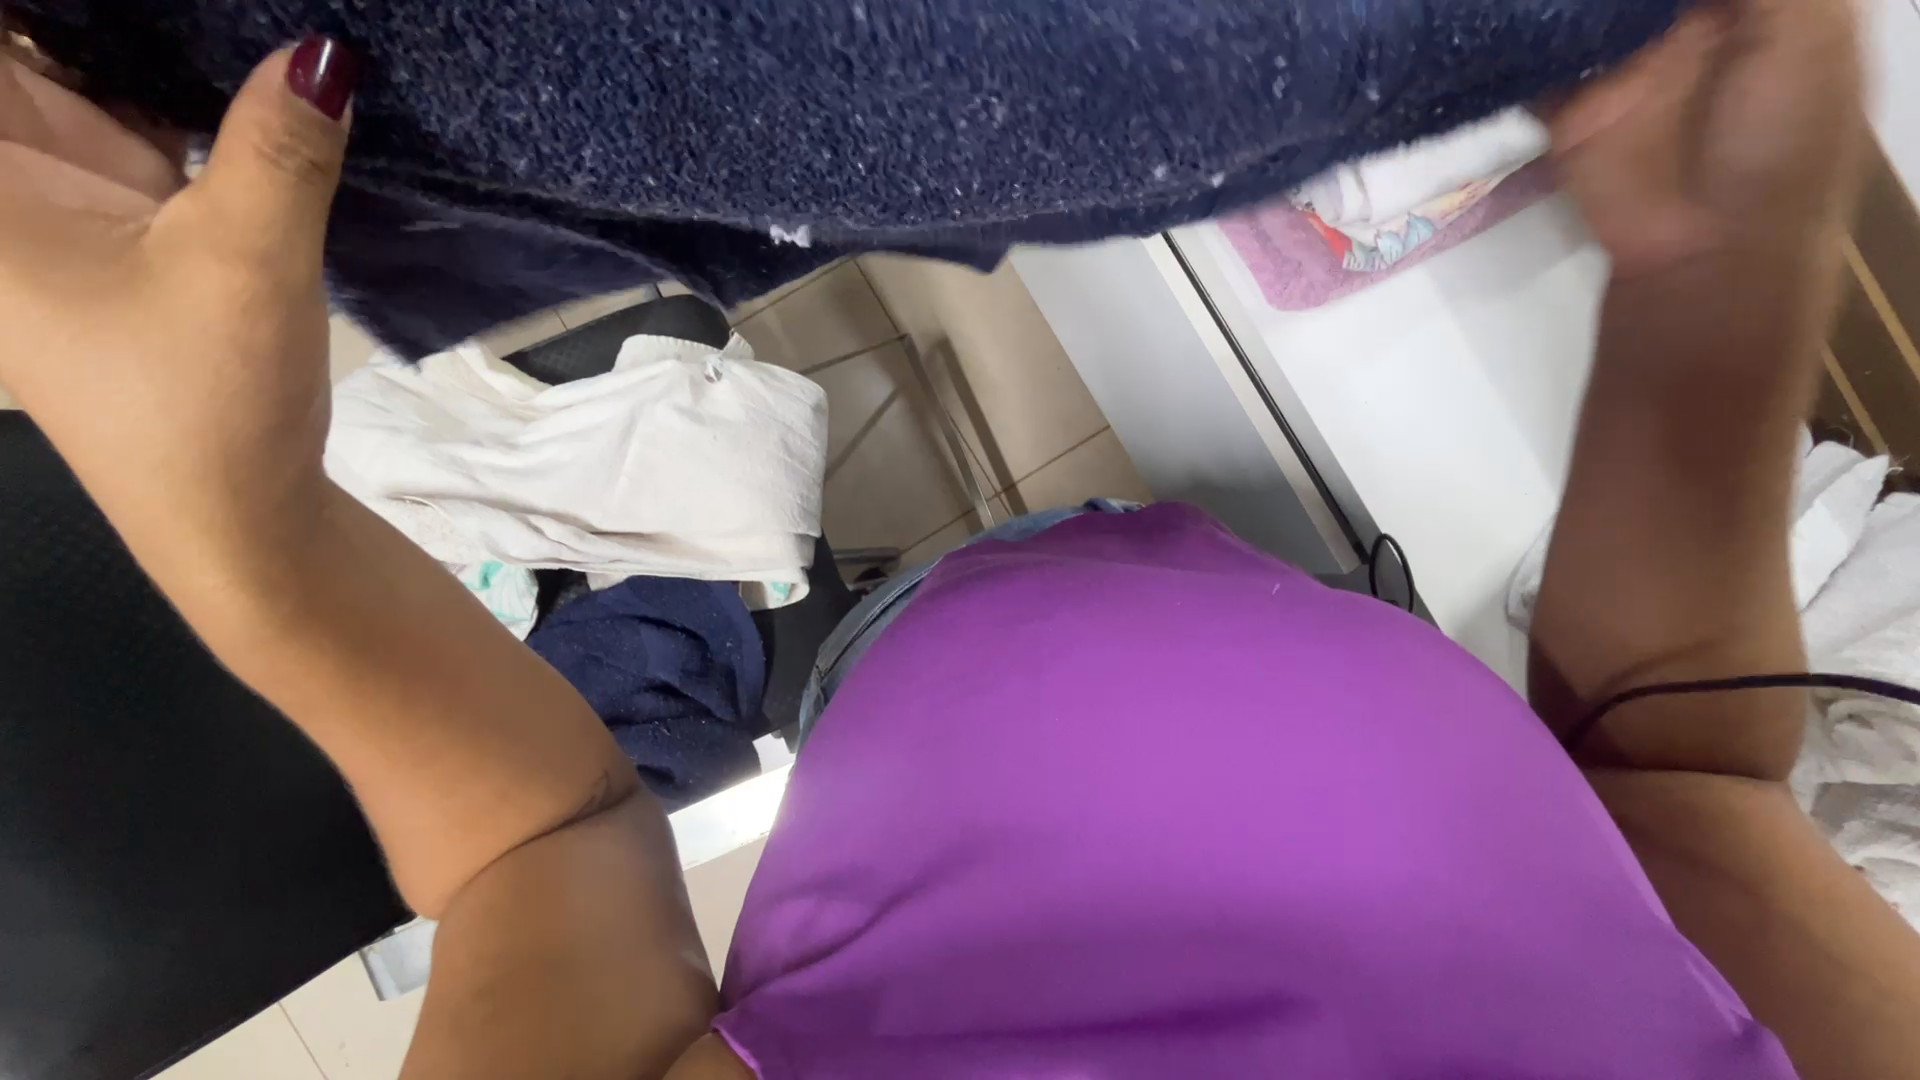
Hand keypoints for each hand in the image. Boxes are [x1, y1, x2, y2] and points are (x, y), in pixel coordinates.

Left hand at [0, 37, 360, 594]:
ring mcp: (61, 180)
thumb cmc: (201, 397)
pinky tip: (255, 73)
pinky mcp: (127, 211)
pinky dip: (195, 92)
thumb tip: (326, 55)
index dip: (75, 16)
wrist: (233, 504)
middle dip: (133, 20)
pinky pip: (148, 117)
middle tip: (250, 18)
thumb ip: (277, 152)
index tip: (188, 17)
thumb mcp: (246, 265)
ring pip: (93, 67)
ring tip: (256, 32)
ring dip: (168, 45)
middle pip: (37, 39)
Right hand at [1549, 0, 1863, 279]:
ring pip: (1584, 14)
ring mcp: (1622, 66)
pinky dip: (1521, 45)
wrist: (1704, 244)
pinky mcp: (1570, 111)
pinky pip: (1540, 68)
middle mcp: (1685, 21)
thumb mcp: (1809, 33)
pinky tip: (1505, 24)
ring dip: (1560, 4)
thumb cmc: (1781, 138)